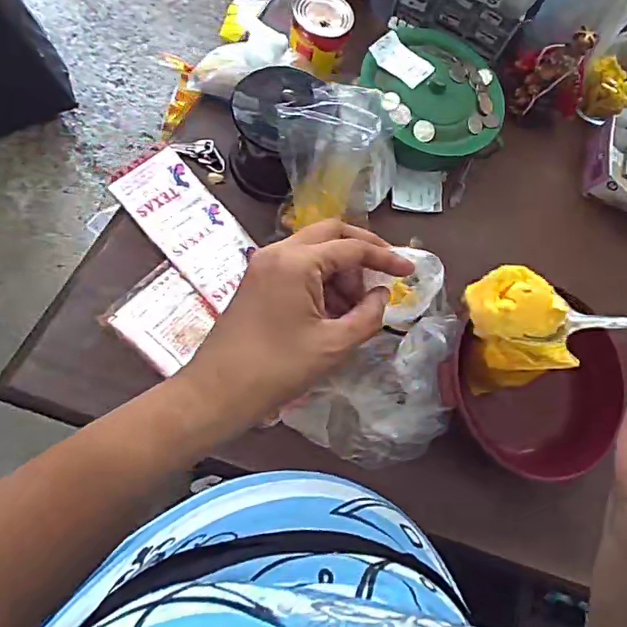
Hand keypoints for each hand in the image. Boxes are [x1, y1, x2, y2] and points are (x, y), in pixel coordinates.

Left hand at [179, 220, 414, 422]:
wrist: (215, 392)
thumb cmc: (276, 369)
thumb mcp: (334, 345)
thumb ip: (368, 315)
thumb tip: (381, 295)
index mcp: (296, 262)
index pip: (352, 248)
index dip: (385, 258)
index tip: (410, 271)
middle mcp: (277, 252)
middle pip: (330, 233)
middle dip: (362, 252)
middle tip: (384, 276)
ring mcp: (263, 264)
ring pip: (313, 249)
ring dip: (340, 269)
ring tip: (355, 309)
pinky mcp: (256, 280)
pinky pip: (297, 266)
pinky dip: (320, 280)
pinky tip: (331, 312)